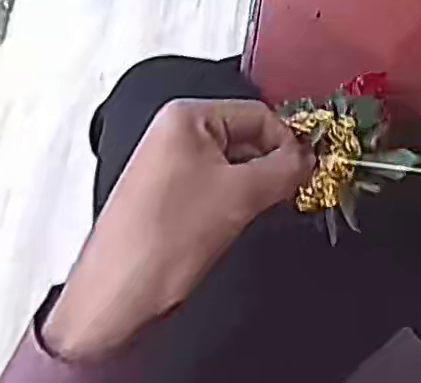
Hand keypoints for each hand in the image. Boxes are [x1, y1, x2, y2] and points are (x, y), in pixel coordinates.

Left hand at [43, 99, 310, 359]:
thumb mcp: (242, 194)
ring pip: (235, 161)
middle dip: (270, 164)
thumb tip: (311, 156)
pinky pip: (217, 181)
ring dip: (254, 183)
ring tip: (259, 208)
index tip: (303, 168)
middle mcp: (175, 131)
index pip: (260, 114)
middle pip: (248, 136)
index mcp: (186, 116)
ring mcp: (169, 162)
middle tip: (289, 189)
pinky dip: (235, 196)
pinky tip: (236, 219)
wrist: (109, 305)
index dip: (287, 142)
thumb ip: (287, 167)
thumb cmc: (163, 241)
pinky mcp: (167, 192)